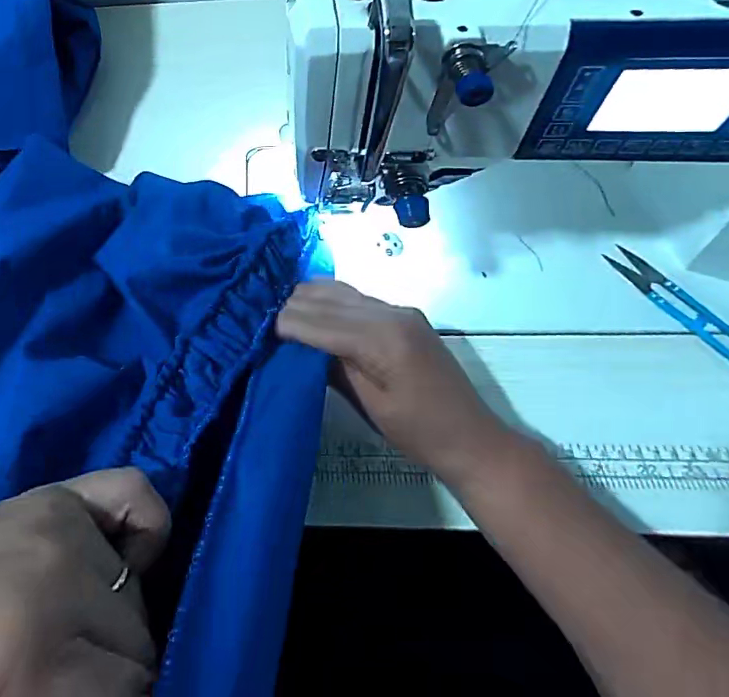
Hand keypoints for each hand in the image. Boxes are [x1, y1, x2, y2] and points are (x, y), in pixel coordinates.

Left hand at [0, 468, 170, 696]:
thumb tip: (127, 685)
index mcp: (24, 673)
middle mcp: (48, 585)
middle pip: (140, 657)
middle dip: (108, 689)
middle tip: (51, 693)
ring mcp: (46, 528)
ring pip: (136, 604)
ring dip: (112, 639)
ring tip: (55, 654)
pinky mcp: (41, 497)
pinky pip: (135, 499)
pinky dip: (146, 534)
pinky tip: (120, 564)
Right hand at [277, 279, 516, 475]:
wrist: (473, 438)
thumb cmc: (419, 432)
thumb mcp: (369, 404)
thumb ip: (332, 367)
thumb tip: (295, 345)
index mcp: (382, 337)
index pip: (318, 319)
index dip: (284, 323)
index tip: (254, 329)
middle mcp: (390, 312)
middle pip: (325, 298)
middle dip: (290, 307)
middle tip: (260, 321)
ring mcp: (398, 309)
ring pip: (338, 290)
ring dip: (307, 300)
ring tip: (279, 314)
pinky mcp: (401, 314)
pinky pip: (354, 298)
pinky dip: (328, 302)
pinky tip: (310, 312)